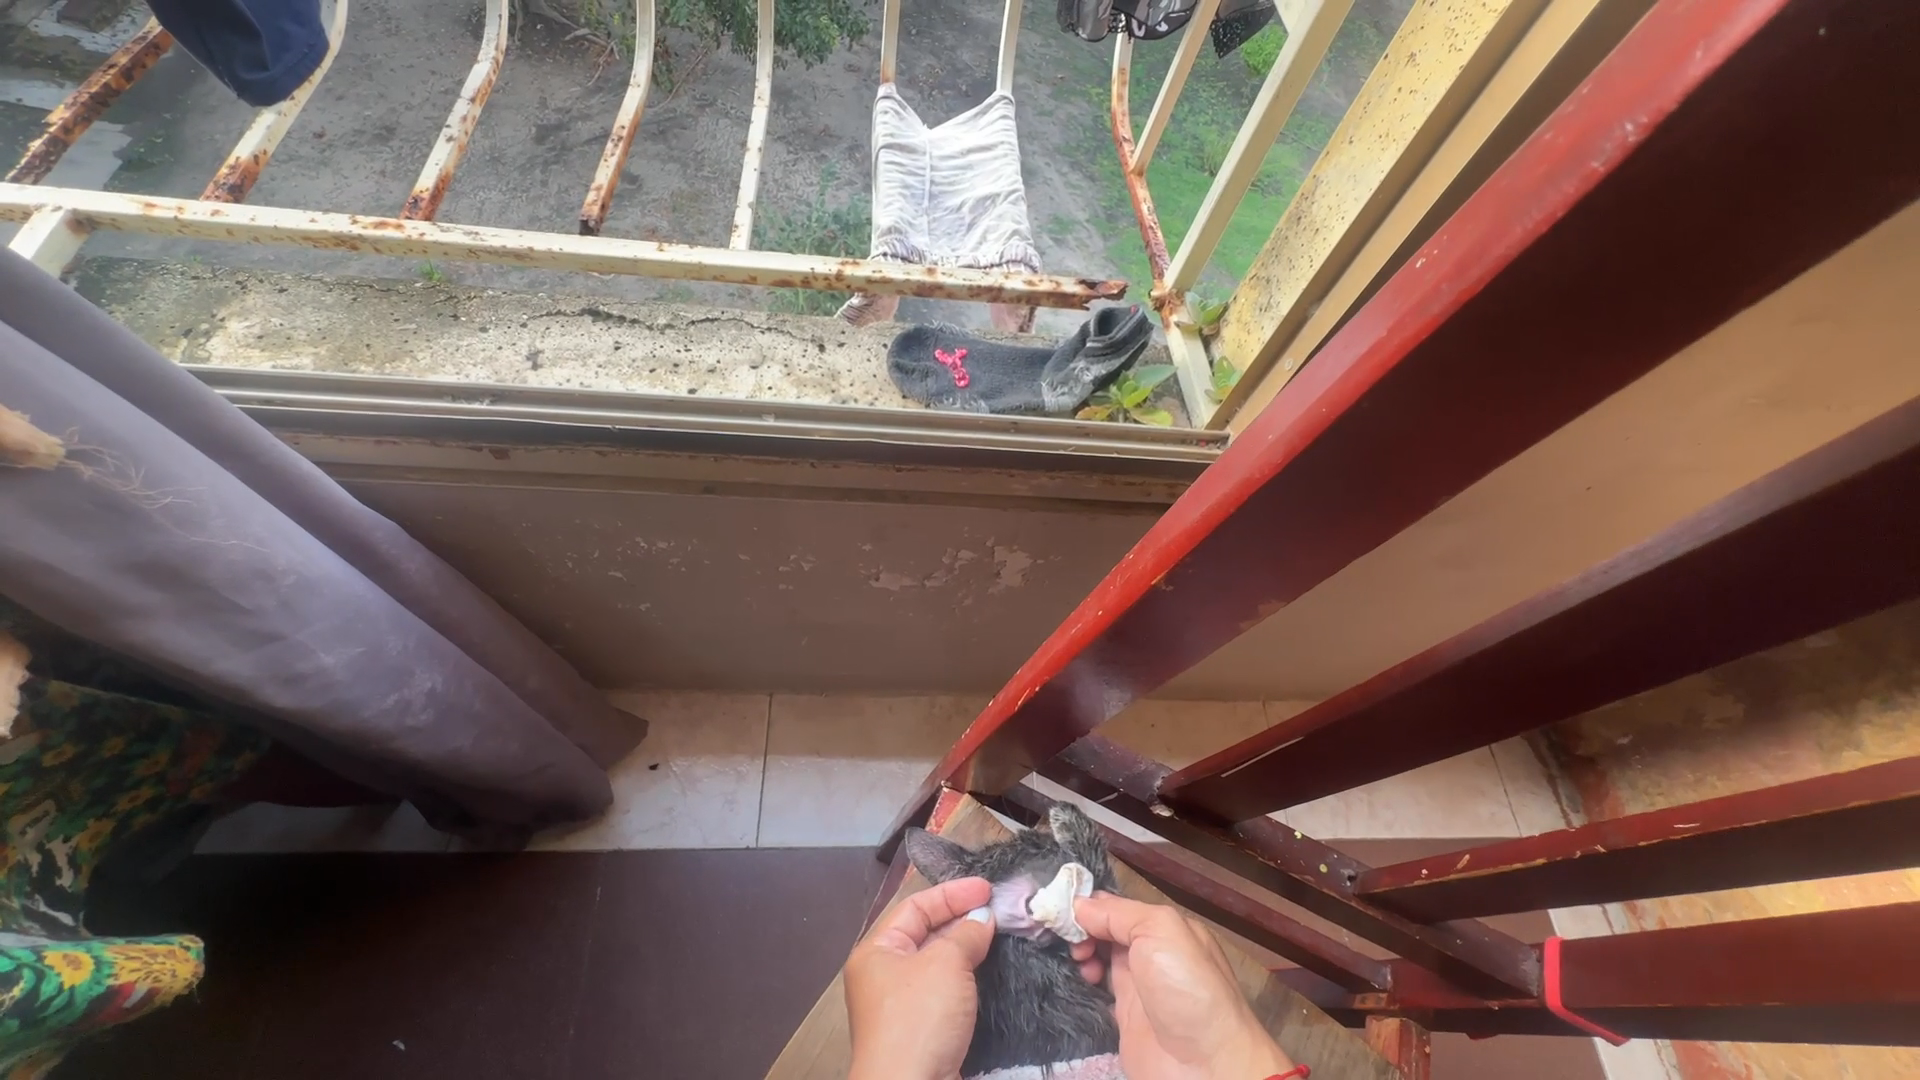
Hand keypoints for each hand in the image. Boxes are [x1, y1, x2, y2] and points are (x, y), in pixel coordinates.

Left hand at [845, 877, 995, 1079]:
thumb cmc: (920, 1017)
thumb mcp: (945, 963)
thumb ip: (966, 934)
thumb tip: (982, 920)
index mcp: (877, 950)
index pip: (915, 906)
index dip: (952, 893)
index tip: (987, 888)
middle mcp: (884, 974)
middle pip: (926, 933)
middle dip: (961, 919)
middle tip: (998, 910)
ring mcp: (902, 1006)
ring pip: (938, 963)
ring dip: (966, 948)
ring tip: (998, 935)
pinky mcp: (921, 1032)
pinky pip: (944, 991)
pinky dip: (966, 977)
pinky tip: (988, 971)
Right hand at [1074, 892, 1295, 1079]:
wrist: (1206, 1069)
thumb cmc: (1185, 987)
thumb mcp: (1160, 930)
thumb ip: (1118, 913)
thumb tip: (1079, 906)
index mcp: (1165, 926)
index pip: (1120, 905)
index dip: (1091, 902)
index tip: (1062, 904)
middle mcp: (1151, 950)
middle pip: (1107, 927)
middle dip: (1083, 925)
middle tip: (1068, 936)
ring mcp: (1139, 985)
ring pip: (1101, 954)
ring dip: (1083, 949)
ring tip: (1079, 959)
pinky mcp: (1125, 1017)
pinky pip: (1099, 988)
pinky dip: (1085, 977)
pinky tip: (1082, 977)